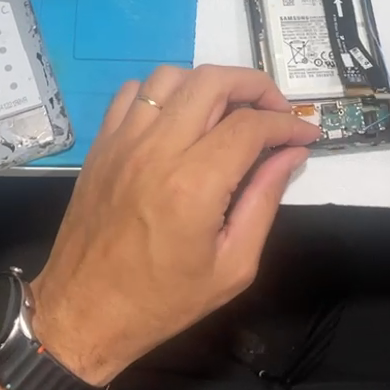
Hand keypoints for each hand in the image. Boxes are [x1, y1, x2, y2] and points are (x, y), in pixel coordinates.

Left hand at [28, 65, 317, 385]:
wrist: (84, 312)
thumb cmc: (163, 301)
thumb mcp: (232, 266)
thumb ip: (265, 201)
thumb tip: (291, 154)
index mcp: (194, 185)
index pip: (251, 126)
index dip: (287, 123)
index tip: (305, 134)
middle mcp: (157, 150)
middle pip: (212, 82)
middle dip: (255, 86)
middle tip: (276, 109)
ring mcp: (123, 142)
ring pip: (172, 77)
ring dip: (209, 84)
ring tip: (229, 111)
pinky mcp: (102, 145)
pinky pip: (132, 92)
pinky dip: (165, 92)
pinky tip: (180, 117)